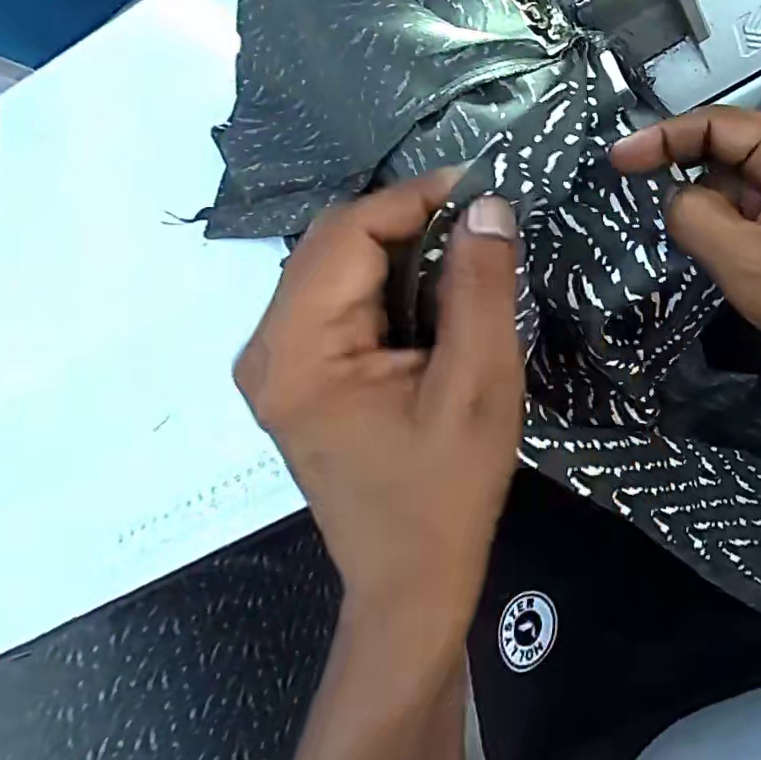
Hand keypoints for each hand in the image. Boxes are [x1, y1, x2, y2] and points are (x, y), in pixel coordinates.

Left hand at [233, 170, 524, 628]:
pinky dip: (403, 283)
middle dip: (415, 221)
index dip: (416, 198)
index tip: (486, 186)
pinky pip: (352, 303)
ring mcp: (284, 363)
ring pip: (345, 271)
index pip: (347, 236)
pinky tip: (449, 291)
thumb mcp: (480, 382)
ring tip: (478, 246)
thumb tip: (489, 209)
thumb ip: (482, 290)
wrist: (414, 572)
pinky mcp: (308, 376)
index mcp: (297, 350)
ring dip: (412, 250)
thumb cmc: (448, 484)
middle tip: (490, 217)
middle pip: (337, 248)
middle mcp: (270, 347)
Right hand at [610, 106, 760, 419]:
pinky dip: (731, 234)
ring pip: (737, 190)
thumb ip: (693, 215)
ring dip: (712, 216)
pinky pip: (755, 217)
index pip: (716, 124)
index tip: (615, 162)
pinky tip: (732, 266)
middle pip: (727, 154)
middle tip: (652, 216)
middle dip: (690, 183)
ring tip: (713, 257)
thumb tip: (676, 197)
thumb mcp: (745, 260)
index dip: (661, 139)